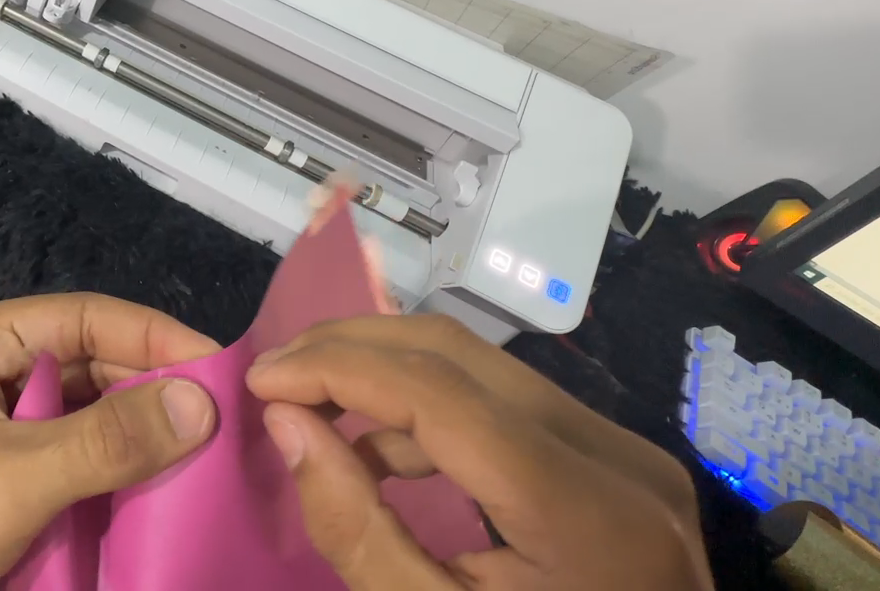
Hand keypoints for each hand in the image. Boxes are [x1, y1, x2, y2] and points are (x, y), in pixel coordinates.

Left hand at [0, 293, 219, 590]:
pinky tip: (158, 477)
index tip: (223, 366)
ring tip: (208, 444)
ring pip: (86, 408)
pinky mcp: (4, 468)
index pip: (87, 317)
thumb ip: (108, 440)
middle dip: (153, 384)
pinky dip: (114, 463)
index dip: (155, 336)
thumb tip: (204, 403)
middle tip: (227, 412)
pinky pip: (73, 451)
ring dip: (139, 425)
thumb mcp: (17, 479)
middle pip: (91, 360)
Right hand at [247, 315, 712, 590]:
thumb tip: (286, 421)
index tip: (261, 379)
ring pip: (470, 359)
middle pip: (452, 352)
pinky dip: (419, 402)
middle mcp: (615, 456)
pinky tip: (376, 446)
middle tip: (277, 375)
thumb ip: (355, 530)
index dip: (336, 370)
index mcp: (588, 517)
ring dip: (377, 368)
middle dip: (347, 350)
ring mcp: (618, 448)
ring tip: (311, 404)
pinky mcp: (605, 452)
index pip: (438, 392)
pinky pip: (492, 393)